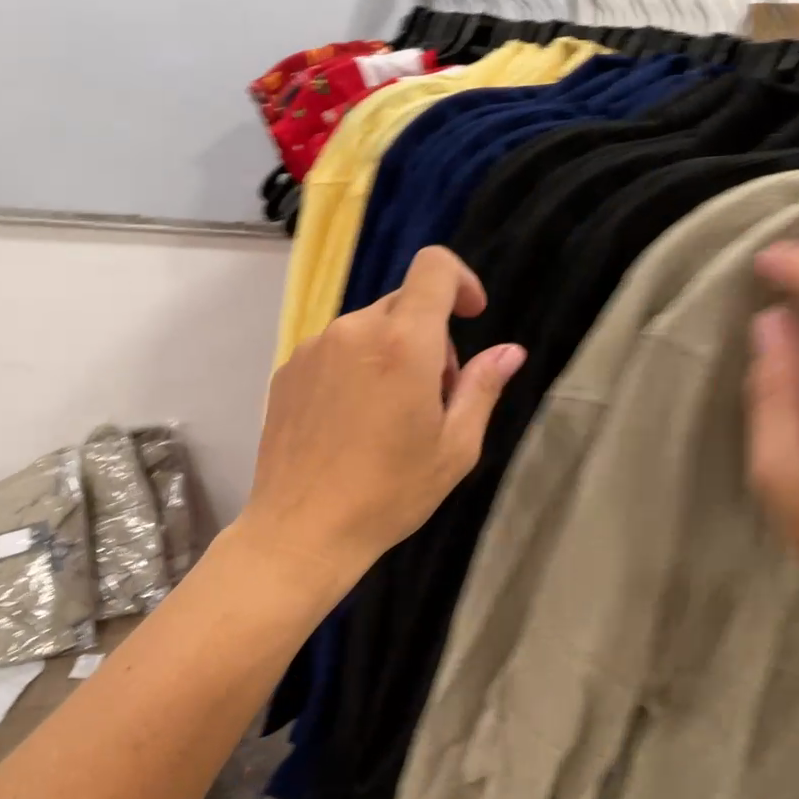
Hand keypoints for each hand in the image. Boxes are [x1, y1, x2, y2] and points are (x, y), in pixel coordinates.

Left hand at [241, 247, 525, 585]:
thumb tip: (510, 351)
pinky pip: (335, 352)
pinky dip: (356, 371)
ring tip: (389, 420)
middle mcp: (353, 331)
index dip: (461, 281)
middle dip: (430, 339)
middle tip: (433, 401)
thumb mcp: (454, 448)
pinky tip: (353, 426)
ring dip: (391, 356)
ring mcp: (313, 349)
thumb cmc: (390, 494)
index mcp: (402, 344)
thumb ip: (482, 388)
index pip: (434, 268)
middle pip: (404, 305)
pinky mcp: (287, 371)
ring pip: (368, 330)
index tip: (472, 315)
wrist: (303, 531)